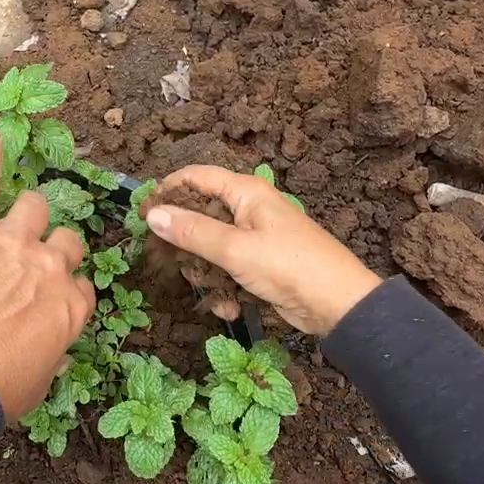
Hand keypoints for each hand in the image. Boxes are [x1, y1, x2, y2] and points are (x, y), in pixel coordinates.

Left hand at [0, 130, 96, 419]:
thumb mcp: (36, 386)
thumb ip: (51, 360)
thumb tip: (55, 354)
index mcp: (70, 306)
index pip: (82, 286)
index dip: (65, 292)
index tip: (49, 302)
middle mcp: (50, 266)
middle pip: (67, 240)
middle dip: (54, 248)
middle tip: (32, 263)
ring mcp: (13, 241)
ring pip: (35, 206)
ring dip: (27, 214)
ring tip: (13, 218)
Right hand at [145, 166, 380, 336]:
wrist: (339, 306)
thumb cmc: (288, 267)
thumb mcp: (235, 249)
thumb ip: (191, 231)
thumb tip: (152, 213)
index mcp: (245, 192)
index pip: (197, 177)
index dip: (168, 190)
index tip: (144, 214)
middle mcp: (249, 209)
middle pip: (200, 216)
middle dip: (185, 243)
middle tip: (169, 263)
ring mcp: (255, 238)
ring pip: (211, 248)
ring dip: (206, 273)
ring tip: (209, 291)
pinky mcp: (260, 265)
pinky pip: (229, 270)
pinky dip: (225, 288)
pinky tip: (229, 306)